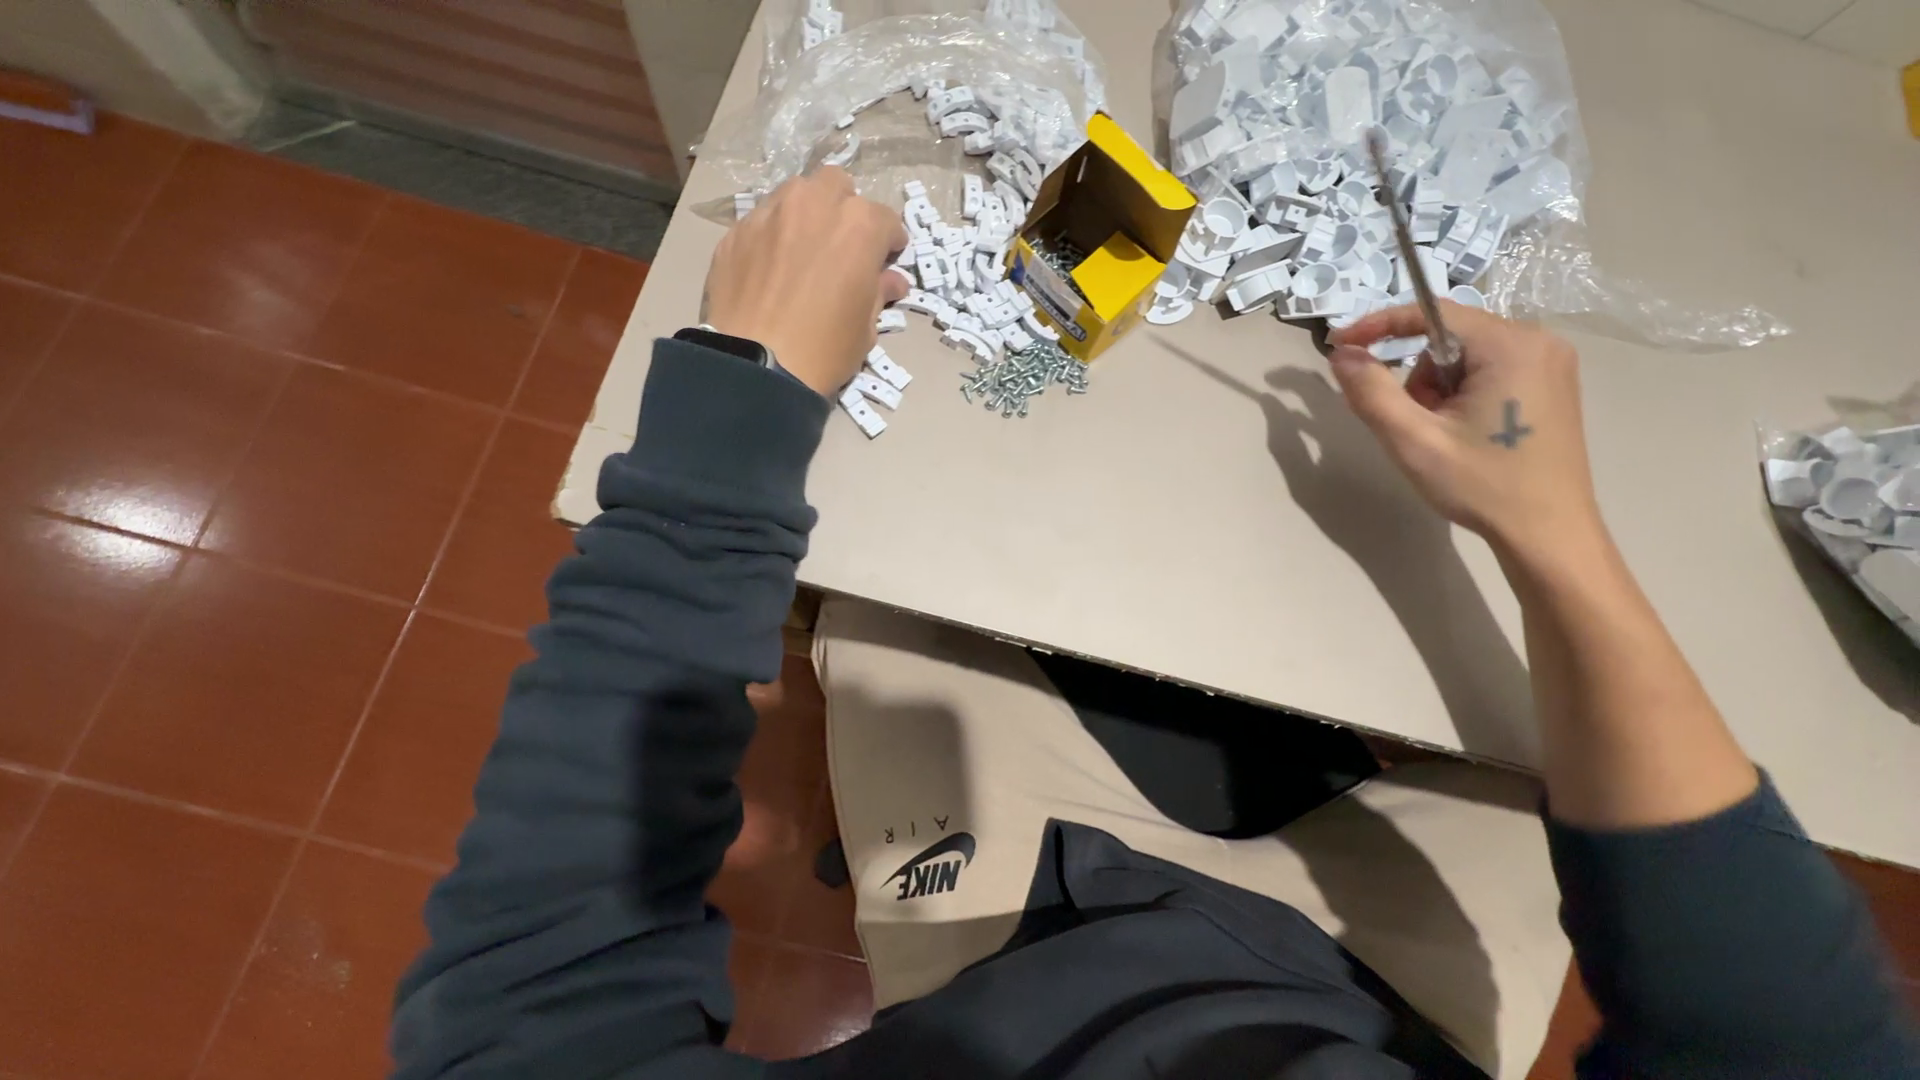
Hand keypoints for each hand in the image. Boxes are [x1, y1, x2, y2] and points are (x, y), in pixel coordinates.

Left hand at [703, 167, 908, 395]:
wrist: (756, 366)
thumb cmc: (824, 349)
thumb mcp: (865, 328)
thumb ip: (878, 293)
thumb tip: (890, 280)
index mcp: (859, 225)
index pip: (886, 220)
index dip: (889, 243)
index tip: (885, 262)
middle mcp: (814, 204)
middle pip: (837, 186)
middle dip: (845, 209)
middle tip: (843, 246)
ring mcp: (770, 213)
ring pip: (795, 195)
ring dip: (807, 214)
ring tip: (804, 250)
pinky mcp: (736, 232)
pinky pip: (762, 222)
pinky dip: (773, 236)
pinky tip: (771, 268)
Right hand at [1325, 303, 1603, 559]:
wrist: (1548, 533)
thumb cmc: (1482, 485)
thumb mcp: (1413, 440)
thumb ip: (1371, 391)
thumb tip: (1339, 354)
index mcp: (1510, 346)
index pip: (1433, 312)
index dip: (1379, 325)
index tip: (1339, 346)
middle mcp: (1538, 341)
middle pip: (1448, 336)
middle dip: (1416, 374)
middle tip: (1413, 422)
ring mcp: (1551, 363)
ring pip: (1466, 356)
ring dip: (1437, 388)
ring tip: (1441, 434)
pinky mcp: (1551, 385)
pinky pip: (1489, 370)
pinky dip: (1461, 394)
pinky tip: (1463, 432)